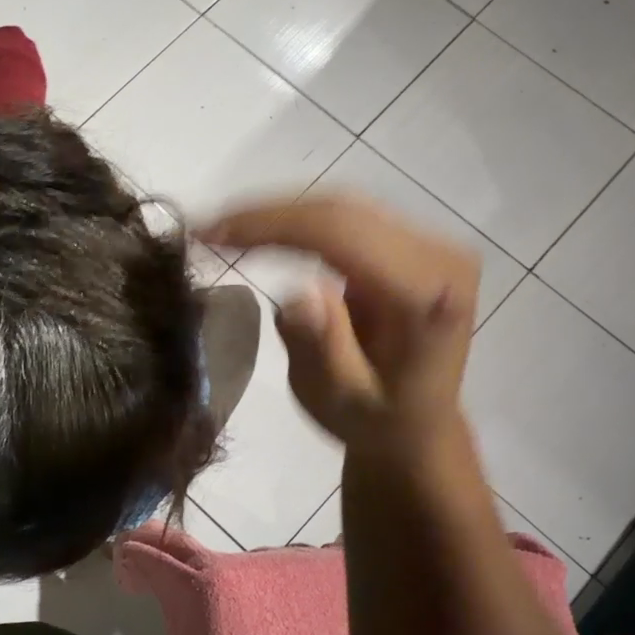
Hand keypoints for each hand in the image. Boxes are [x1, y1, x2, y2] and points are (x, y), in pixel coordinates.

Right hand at [198, 193, 480, 450]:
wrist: (418, 428)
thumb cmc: (375, 420)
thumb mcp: (341, 397)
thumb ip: (323, 345)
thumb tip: (299, 294)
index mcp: (424, 291)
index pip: (341, 234)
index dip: (269, 227)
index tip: (208, 238)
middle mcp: (435, 255)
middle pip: (339, 211)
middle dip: (262, 215)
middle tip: (199, 230)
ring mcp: (424, 246)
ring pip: (337, 207)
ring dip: (272, 214)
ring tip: (216, 230)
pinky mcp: (405, 246)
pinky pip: (342, 219)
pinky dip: (291, 222)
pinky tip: (253, 233)